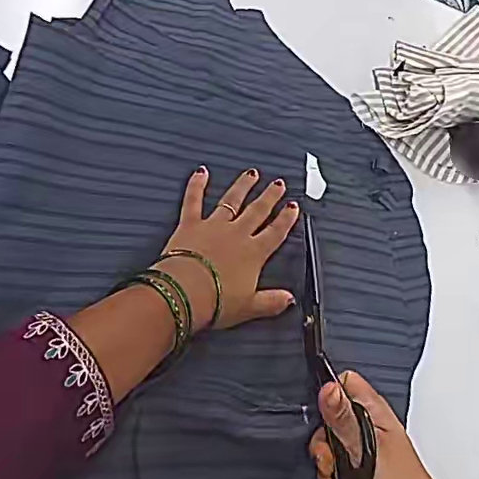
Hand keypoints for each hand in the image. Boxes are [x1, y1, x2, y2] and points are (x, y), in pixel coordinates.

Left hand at [158, 168, 299, 331]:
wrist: (185, 292)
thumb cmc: (215, 301)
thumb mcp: (249, 306)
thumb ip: (271, 301)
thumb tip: (288, 300)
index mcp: (254, 253)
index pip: (276, 232)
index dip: (286, 219)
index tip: (293, 207)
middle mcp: (237, 234)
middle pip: (258, 211)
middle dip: (270, 197)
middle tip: (279, 184)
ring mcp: (214, 226)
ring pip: (232, 200)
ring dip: (243, 186)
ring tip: (252, 174)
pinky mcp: (190, 225)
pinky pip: (194, 200)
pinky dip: (197, 185)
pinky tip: (201, 172)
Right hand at [308, 371, 437, 478]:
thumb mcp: (365, 447)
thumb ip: (343, 418)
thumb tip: (328, 387)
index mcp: (374, 411)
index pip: (345, 383)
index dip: (329, 397)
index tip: (325, 420)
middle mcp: (369, 426)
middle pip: (330, 419)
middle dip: (324, 445)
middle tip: (330, 462)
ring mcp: (363, 449)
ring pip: (329, 447)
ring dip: (326, 469)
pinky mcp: (357, 471)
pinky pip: (334, 469)